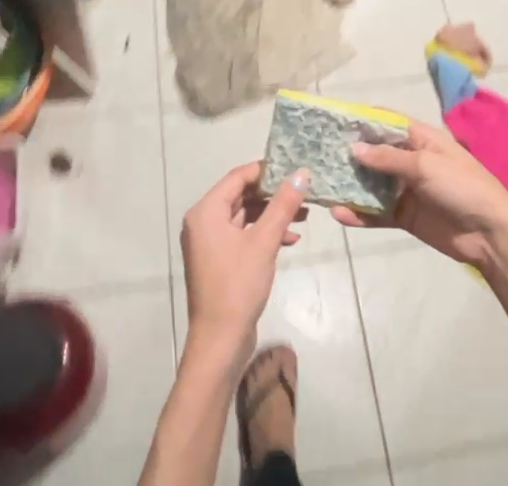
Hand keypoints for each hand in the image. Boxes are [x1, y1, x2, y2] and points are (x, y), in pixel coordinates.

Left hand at [179, 162, 309, 355]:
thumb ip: (283, 205)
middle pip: (241, 195)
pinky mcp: (219, 260)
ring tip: (304, 215)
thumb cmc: (238, 285)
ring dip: (272, 215)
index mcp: (206, 211)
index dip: (267, 170)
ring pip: (244, 216)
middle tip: (304, 191)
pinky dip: (264, 234)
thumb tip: (301, 173)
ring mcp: (209, 242)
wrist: (220, 339)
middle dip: (273, 194)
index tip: (295, 169)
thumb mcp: (264, 241)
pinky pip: (243, 235)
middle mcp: (203, 221)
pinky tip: (290, 239)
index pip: (238, 177)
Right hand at [331, 120, 507, 267]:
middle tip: (316, 155)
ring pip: (372, 184)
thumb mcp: (425, 165)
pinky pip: (377, 213)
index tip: (332, 121)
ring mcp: (408, 190)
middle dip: (349, 154)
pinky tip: (339, 213)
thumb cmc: (462, 187)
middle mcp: (412, 161)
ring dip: (350, 184)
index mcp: (422, 139)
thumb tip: (354, 148)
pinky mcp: (406, 217)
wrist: (490, 234)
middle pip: (375, 154)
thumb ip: (388, 158)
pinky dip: (359, 214)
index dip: (362, 121)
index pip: (387, 123)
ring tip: (320, 183)